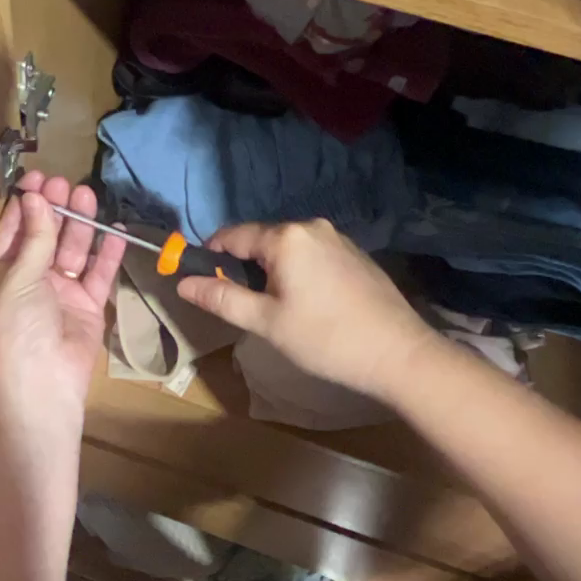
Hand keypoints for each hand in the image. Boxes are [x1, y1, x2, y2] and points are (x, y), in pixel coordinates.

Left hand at [0, 171, 126, 426]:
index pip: (14, 230)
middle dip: (56, 210)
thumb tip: (35, 198)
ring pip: (74, 251)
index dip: (26, 204)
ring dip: (81, 225)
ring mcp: (61, 293)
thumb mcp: (19, 277)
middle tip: (67, 184)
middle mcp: (32, 279)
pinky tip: (116, 230)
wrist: (41, 382)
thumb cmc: (17, 327)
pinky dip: (108, 254)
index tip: (38, 177)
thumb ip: (35, 238)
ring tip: (88, 196)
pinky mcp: (88, 306)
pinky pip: (99, 274)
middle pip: (47, 236)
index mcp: (3, 271)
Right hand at [177, 219, 441, 400]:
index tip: (202, 281)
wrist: (398, 353)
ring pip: (287, 248)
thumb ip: (222, 298)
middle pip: (261, 240)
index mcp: (286, 237)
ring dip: (271, 271)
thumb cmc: (325, 338)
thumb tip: (183, 283)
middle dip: (243, 266)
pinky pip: (311, 255)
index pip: (233, 235)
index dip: (211, 256)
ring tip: (273, 308)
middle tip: (240, 304)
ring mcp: (338, 238)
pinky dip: (297, 272)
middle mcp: (312, 227)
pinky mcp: (355, 254)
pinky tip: (307, 305)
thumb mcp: (266, 322)